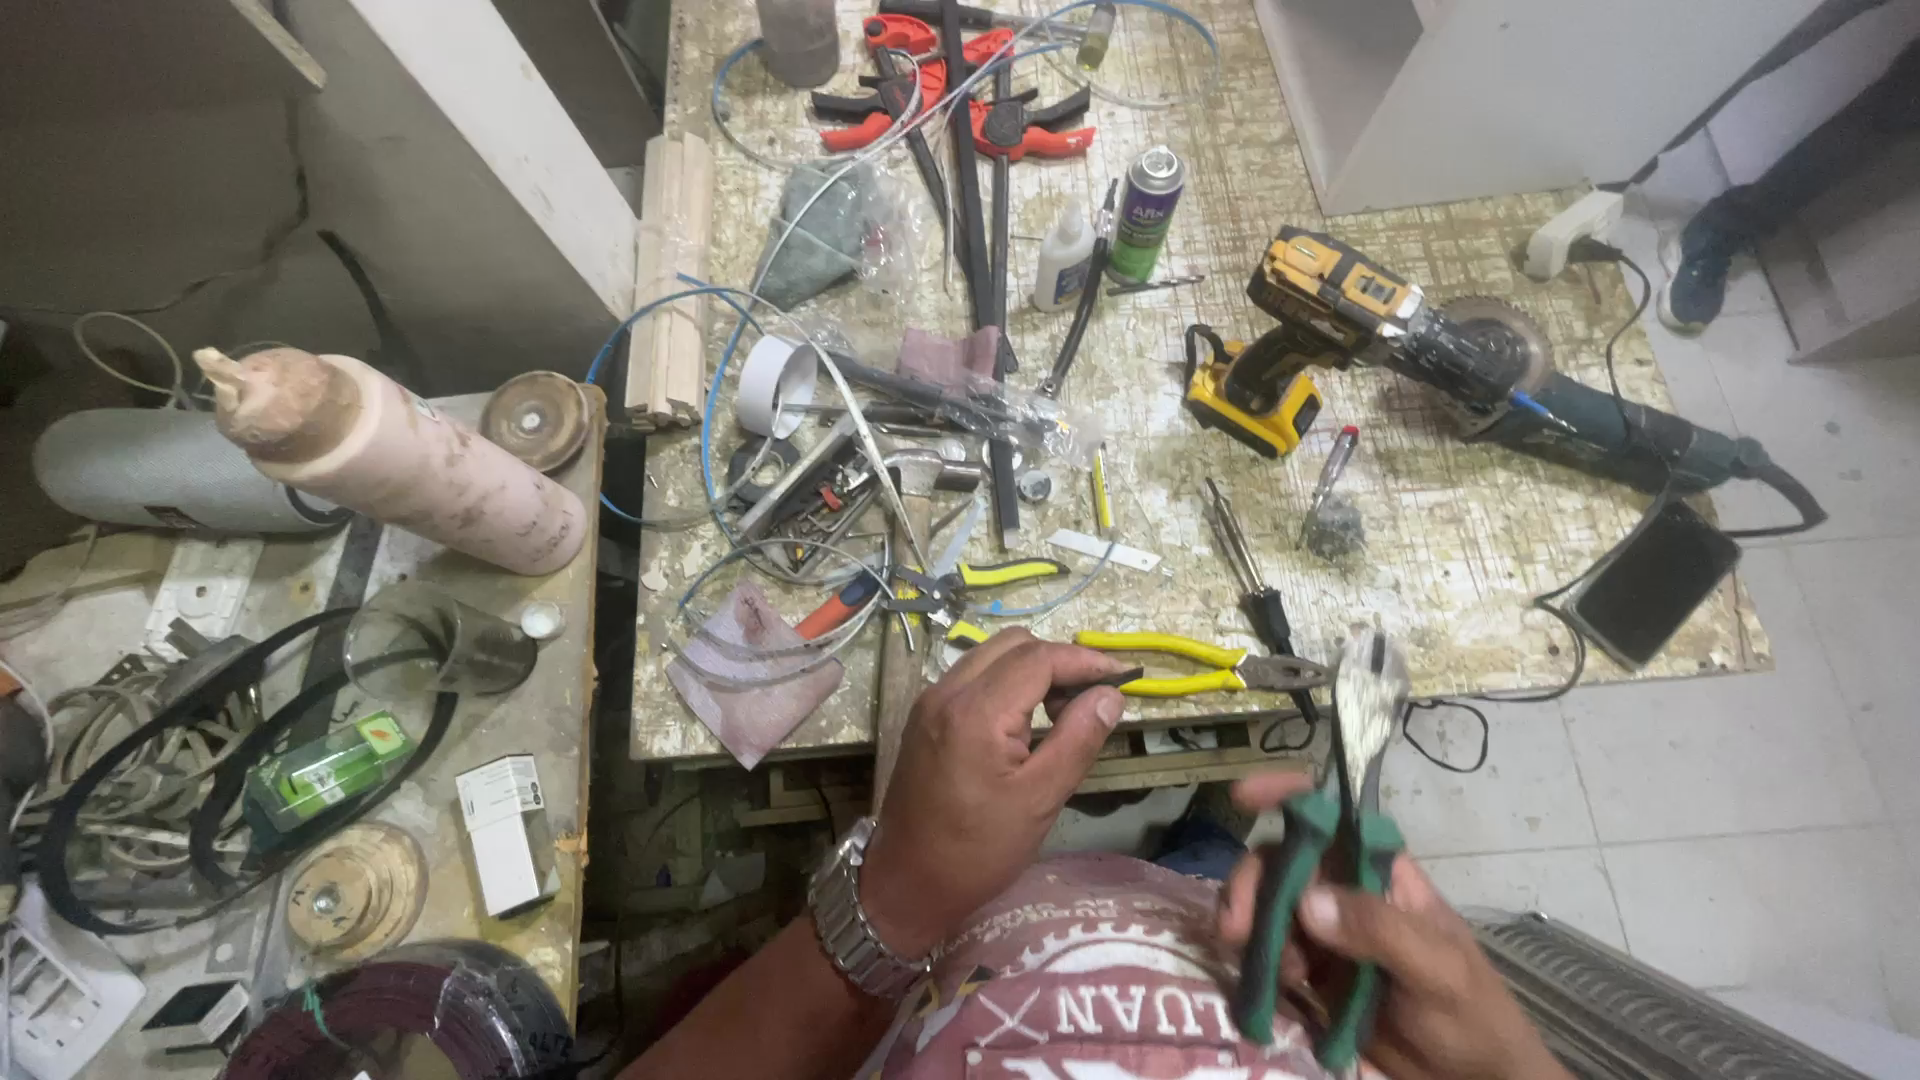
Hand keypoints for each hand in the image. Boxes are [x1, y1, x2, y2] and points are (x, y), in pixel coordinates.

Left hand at [859, 629, 1132, 958]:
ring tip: (1063, 709)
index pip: (1039, 658)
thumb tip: (1109, 694)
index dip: (1085, 660)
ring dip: (1032, 668)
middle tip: (1091, 697)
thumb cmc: (977, 851)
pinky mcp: (925, 714)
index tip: (1123, 676)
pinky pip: (973, 675)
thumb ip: (1078, 738)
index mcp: (975, 711)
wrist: (906, 883)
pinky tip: (1026, 718)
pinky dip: (1007, 681)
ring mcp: (931, 700)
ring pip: (992, 654)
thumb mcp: (1040, 800)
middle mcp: (947, 691)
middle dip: (1059, 660)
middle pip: (1014, 644)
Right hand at [1218, 772, 1571, 1079]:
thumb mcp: (1438, 969)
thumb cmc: (1472, 1016)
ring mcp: (1322, 928)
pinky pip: (1266, 946)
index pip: (1330, 814)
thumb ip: (1378, 929)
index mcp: (1378, 869)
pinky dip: (1254, 959)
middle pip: (1281, 860)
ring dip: (1249, 926)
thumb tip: (1307, 902)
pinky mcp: (1308, 966)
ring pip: (1265, 902)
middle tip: (1235, 927)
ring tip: (1256, 966)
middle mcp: (1343, 887)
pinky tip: (1266, 985)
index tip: (1242, 798)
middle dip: (1251, 884)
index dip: (1285, 794)